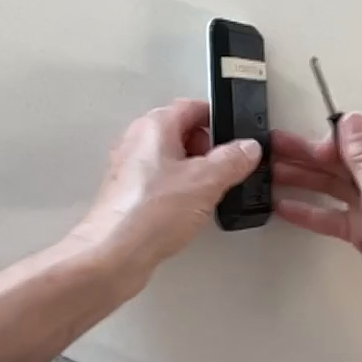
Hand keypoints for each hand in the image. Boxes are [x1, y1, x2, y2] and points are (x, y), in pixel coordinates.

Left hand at [66, 100, 261, 290]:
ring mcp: (131, 168)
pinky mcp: (130, 194)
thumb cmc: (148, 213)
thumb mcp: (206, 182)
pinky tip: (190, 210)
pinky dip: (179, 189)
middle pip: (181, 131)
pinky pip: (161, 181)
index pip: (191, 107)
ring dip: (194, 170)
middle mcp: (138, 141)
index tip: (237, 134)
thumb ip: (231, 160)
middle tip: (226, 165)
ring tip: (210, 191)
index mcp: (154, 126)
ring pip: (171, 158)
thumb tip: (246, 148)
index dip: (218, 118)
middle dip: (207, 147)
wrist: (114, 254)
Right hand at [272, 113, 361, 337]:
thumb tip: (351, 120)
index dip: (334, 132)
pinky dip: (310, 210)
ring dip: (304, 177)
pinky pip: (333, 214)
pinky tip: (287, 207)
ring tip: (273, 173)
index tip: (307, 139)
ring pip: (334, 184)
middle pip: (343, 157)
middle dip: (308, 152)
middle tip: (276, 149)